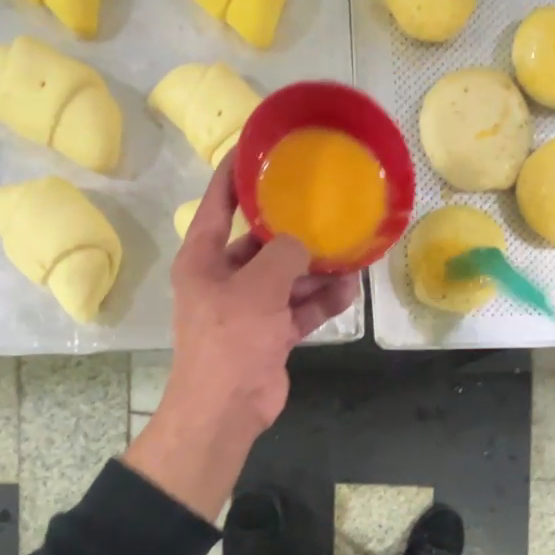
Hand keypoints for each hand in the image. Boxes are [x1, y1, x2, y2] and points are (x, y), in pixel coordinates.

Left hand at [124, 155, 358, 519]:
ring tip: (352, 251)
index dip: (238, 172)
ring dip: (316, 269)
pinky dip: (321, 302)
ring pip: (287, 278)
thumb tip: (303, 244)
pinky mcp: (269, 336)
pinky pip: (298, 309)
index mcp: (203, 257)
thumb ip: (284, 255)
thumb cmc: (230, 339)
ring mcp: (248, 309)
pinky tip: (349, 290)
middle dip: (295, 231)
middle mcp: (224, 278)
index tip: (263, 145)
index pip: (219, 201)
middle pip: (262, 243)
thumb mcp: (258, 287)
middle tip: (329, 207)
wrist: (226, 409)